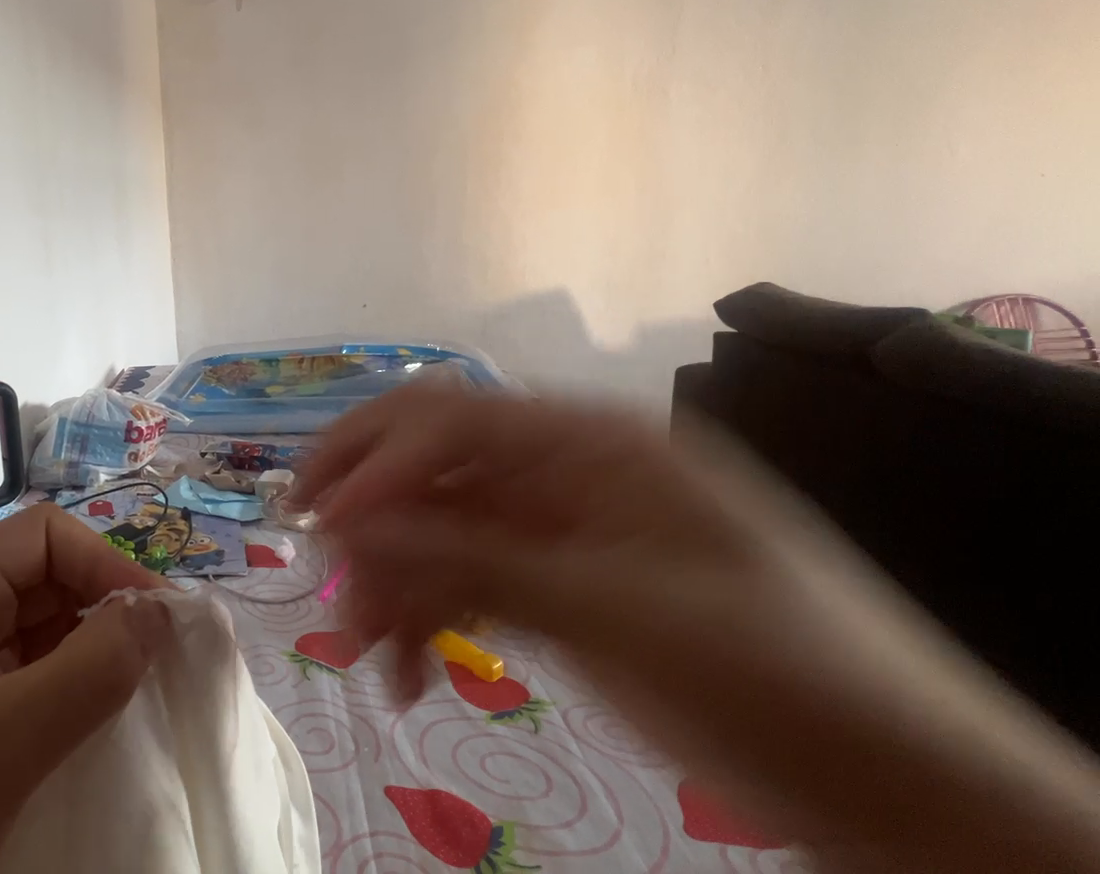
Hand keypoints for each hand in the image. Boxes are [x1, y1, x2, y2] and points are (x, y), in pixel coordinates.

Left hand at [0, 503, 170, 873]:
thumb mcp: (11, 738)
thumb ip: (94, 667)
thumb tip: (158, 611)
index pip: (42, 536)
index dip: (106, 563)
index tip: (157, 619)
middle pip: (39, 576)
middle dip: (100, 606)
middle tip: (153, 661)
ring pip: (31, 627)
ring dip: (83, 648)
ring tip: (127, 690)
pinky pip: (16, 673)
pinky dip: (59, 685)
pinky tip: (84, 719)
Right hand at [294, 382, 1099, 872]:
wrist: (895, 785)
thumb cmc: (777, 678)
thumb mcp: (625, 614)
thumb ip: (480, 560)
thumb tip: (351, 525)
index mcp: (594, 444)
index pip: (452, 420)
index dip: (376, 465)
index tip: (319, 530)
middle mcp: (562, 471)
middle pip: (430, 465)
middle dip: (366, 512)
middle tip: (310, 561)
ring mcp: (553, 531)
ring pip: (435, 532)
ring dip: (390, 584)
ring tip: (371, 656)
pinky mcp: (552, 586)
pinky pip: (460, 583)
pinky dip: (424, 621)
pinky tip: (409, 676)